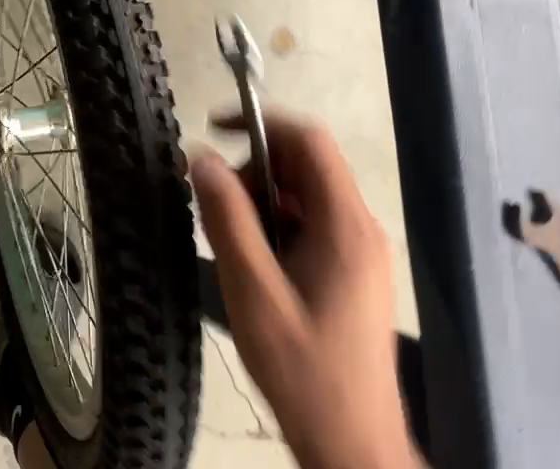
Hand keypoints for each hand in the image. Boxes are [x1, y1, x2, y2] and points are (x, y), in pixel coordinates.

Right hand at [189, 114, 418, 468]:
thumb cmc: (302, 370)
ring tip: (227, 238)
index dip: (260, 122)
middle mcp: (360, 229)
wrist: (352, 445)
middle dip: (253, 169)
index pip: (309, 141)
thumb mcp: (253, 291)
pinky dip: (275, 225)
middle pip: (305, 166)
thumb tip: (199, 157)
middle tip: (213, 202)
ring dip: (261, 200)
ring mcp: (360, 252)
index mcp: (344, 226)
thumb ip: (226, 220)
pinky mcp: (353, 272)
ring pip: (305, 196)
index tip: (212, 128)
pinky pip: (310, 224)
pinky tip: (251, 261)